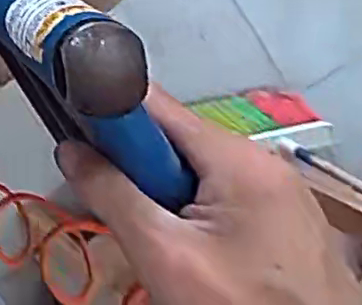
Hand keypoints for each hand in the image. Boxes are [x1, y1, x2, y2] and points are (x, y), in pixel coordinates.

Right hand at [56, 86, 357, 304]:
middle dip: (143, 167)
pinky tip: (199, 255)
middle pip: (177, 139)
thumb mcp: (165, 257)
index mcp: (239, 156)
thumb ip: (111, 194)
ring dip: (168, 193)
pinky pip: (228, 196)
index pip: (155, 103)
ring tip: (165, 243)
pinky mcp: (293, 225)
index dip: (111, 110)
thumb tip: (68, 148)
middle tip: (127, 210)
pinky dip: (199, 212)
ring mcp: (285, 194)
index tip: (76, 126)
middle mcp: (265, 160)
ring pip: (200, 170)